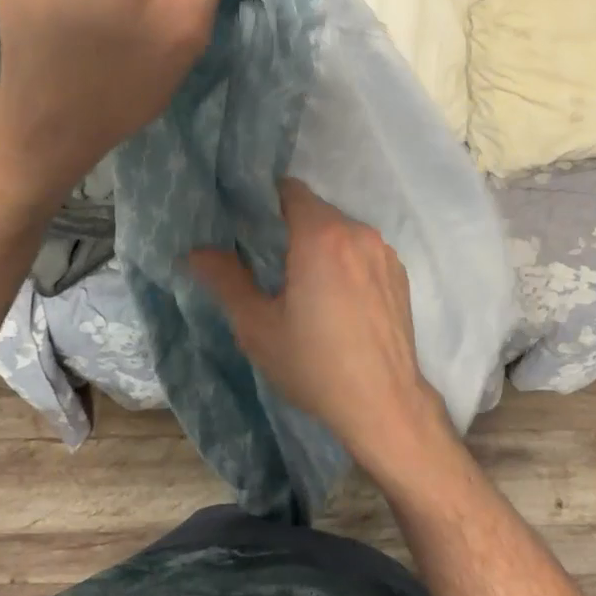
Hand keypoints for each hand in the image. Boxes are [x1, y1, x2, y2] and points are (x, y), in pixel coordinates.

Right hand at [190, 180, 455, 475]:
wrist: (383, 403)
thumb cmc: (314, 365)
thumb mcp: (258, 326)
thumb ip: (225, 280)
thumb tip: (196, 252)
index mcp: (321, 236)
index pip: (288, 191)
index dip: (263, 204)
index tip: (244, 228)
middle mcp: (358, 233)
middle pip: (316, 212)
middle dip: (289, 229)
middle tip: (265, 264)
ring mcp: (385, 254)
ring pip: (342, 234)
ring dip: (320, 248)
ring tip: (301, 286)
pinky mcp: (400, 276)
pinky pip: (363, 254)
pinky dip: (346, 264)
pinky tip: (336, 302)